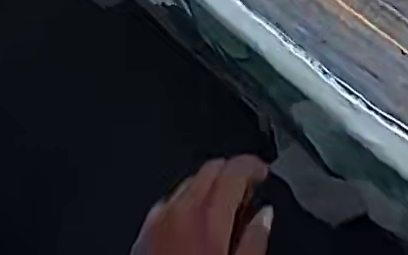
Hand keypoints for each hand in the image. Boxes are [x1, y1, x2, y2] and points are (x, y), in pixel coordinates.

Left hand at [133, 156, 272, 254]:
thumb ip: (254, 242)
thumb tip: (264, 216)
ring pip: (189, 182)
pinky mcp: (143, 234)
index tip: (264, 174)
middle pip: (210, 168)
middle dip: (232, 172)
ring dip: (209, 186)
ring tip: (226, 209)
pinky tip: (196, 224)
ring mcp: (158, 219)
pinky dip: (187, 202)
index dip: (253, 166)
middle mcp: (179, 209)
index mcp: (207, 217)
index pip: (234, 169)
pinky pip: (169, 202)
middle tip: (250, 191)